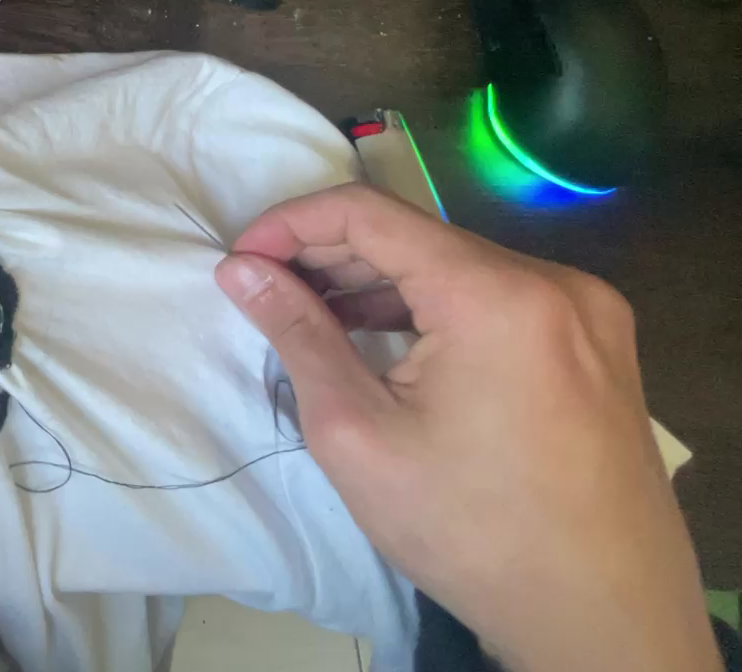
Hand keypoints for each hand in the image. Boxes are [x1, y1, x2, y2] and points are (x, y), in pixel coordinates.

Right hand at [214, 184, 718, 671]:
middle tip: (260, 289)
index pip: (366, 213)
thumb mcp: (353, 426)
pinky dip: (412, 301)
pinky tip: (368, 332)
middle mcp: (553, 285)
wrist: (605, 629)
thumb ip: (294, 330)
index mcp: (498, 297)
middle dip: (320, 252)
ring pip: (441, 260)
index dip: (288, 224)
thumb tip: (237, 268)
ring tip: (302, 312)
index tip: (240, 260)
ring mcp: (582, 314)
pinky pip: (479, 292)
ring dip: (362, 278)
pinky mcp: (589, 344)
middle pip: (406, 233)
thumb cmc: (466, 528)